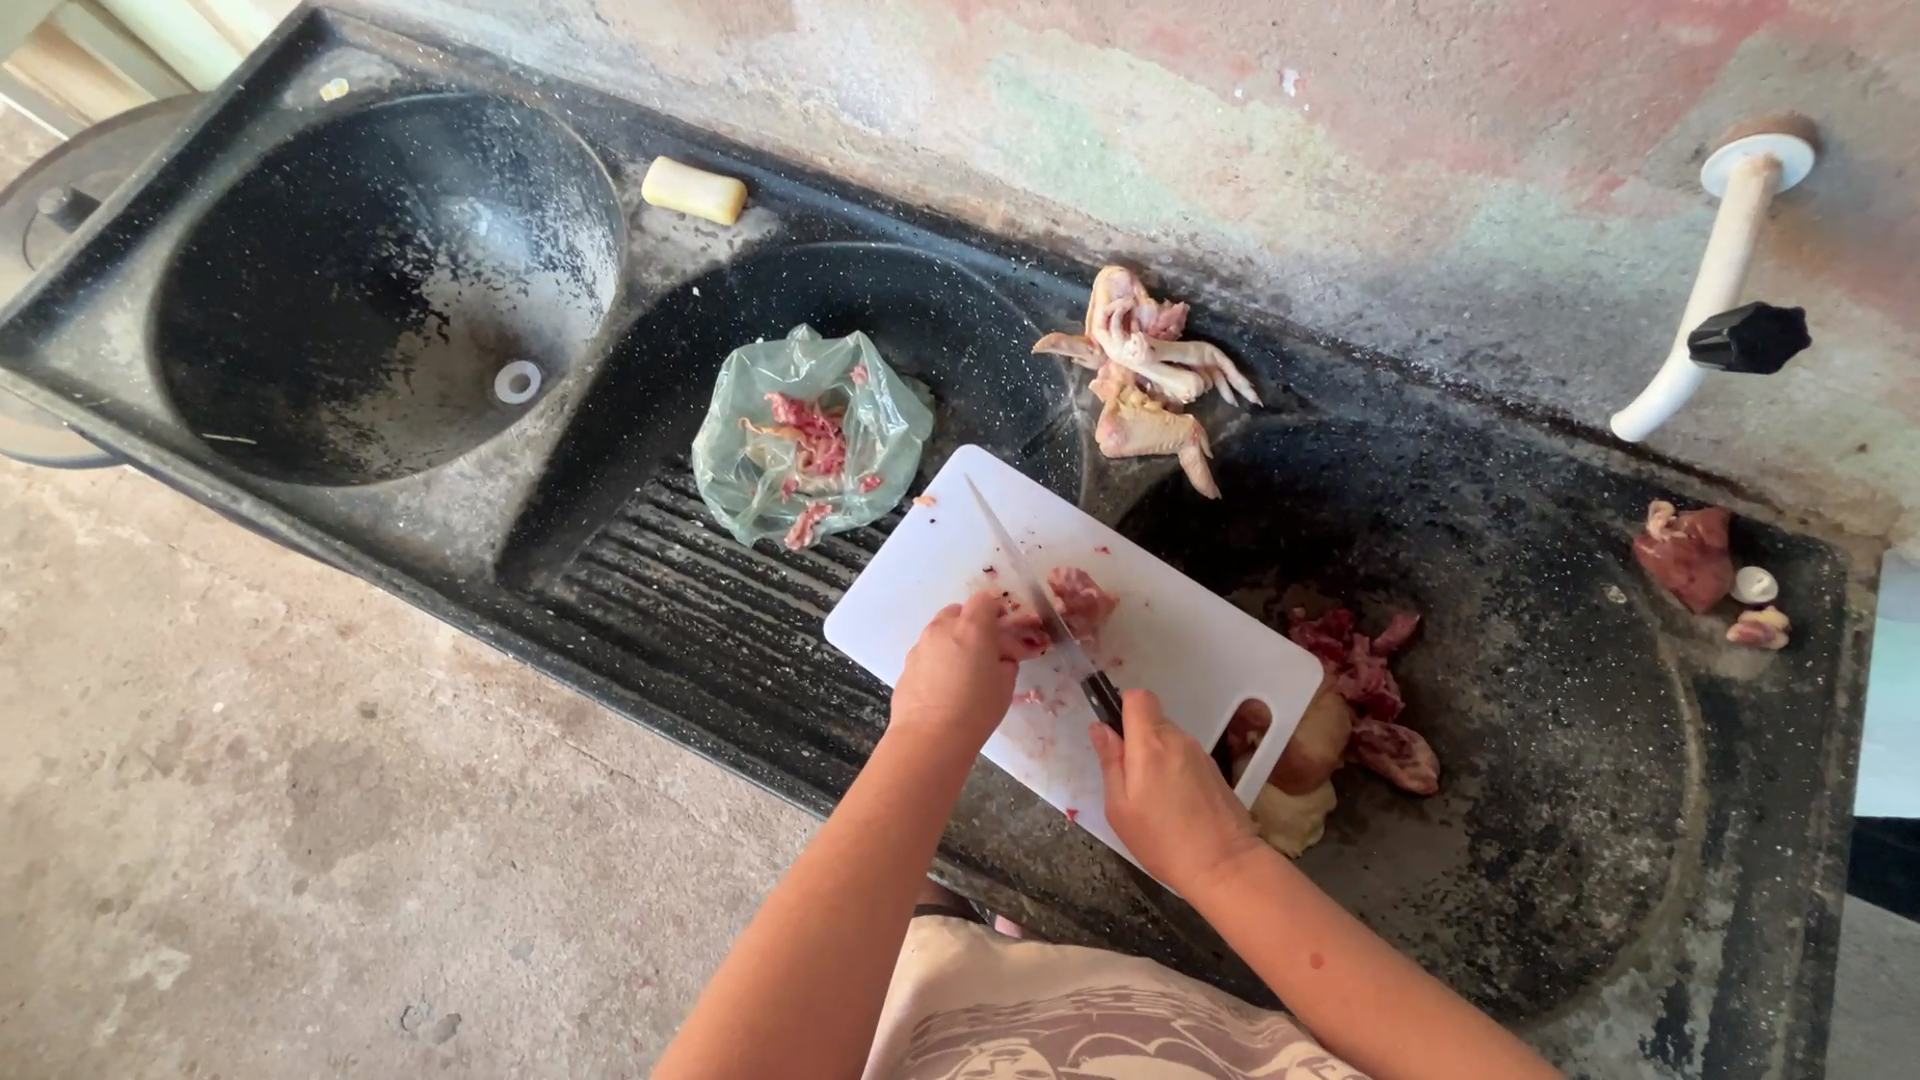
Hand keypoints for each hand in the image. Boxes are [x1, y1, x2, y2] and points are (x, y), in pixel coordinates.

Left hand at [889, 591, 1017, 753]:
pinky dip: (937, 658)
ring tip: (962, 668)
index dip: (995, 610)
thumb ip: (1006, 663)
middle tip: (983, 647)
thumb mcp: (1005, 686)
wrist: (929, 736)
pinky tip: (943, 684)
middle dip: (972, 623)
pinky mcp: (907, 664)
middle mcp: (942, 629)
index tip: (1003, 626)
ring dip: (952, 639)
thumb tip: (1001, 658)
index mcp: (971, 627)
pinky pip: (926, 652)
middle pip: (957, 611)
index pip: (984, 600)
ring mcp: (920, 646)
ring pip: (939, 631)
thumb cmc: (976, 709)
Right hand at [1090, 690, 1262, 892]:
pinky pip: (1184, 756)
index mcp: (1150, 743)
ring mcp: (1200, 753)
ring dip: (1156, 756)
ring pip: (1168, 739)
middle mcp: (1178, 739)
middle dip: (1137, 739)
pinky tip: (1175, 804)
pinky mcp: (1215, 769)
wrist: (1225, 866)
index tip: (1116, 735)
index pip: (1138, 696)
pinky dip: (1174, 769)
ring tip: (1153, 798)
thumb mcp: (1120, 807)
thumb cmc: (1162, 840)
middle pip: (1152, 719)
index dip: (1123, 707)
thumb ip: (1110, 761)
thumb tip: (1099, 728)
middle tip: (1129, 779)